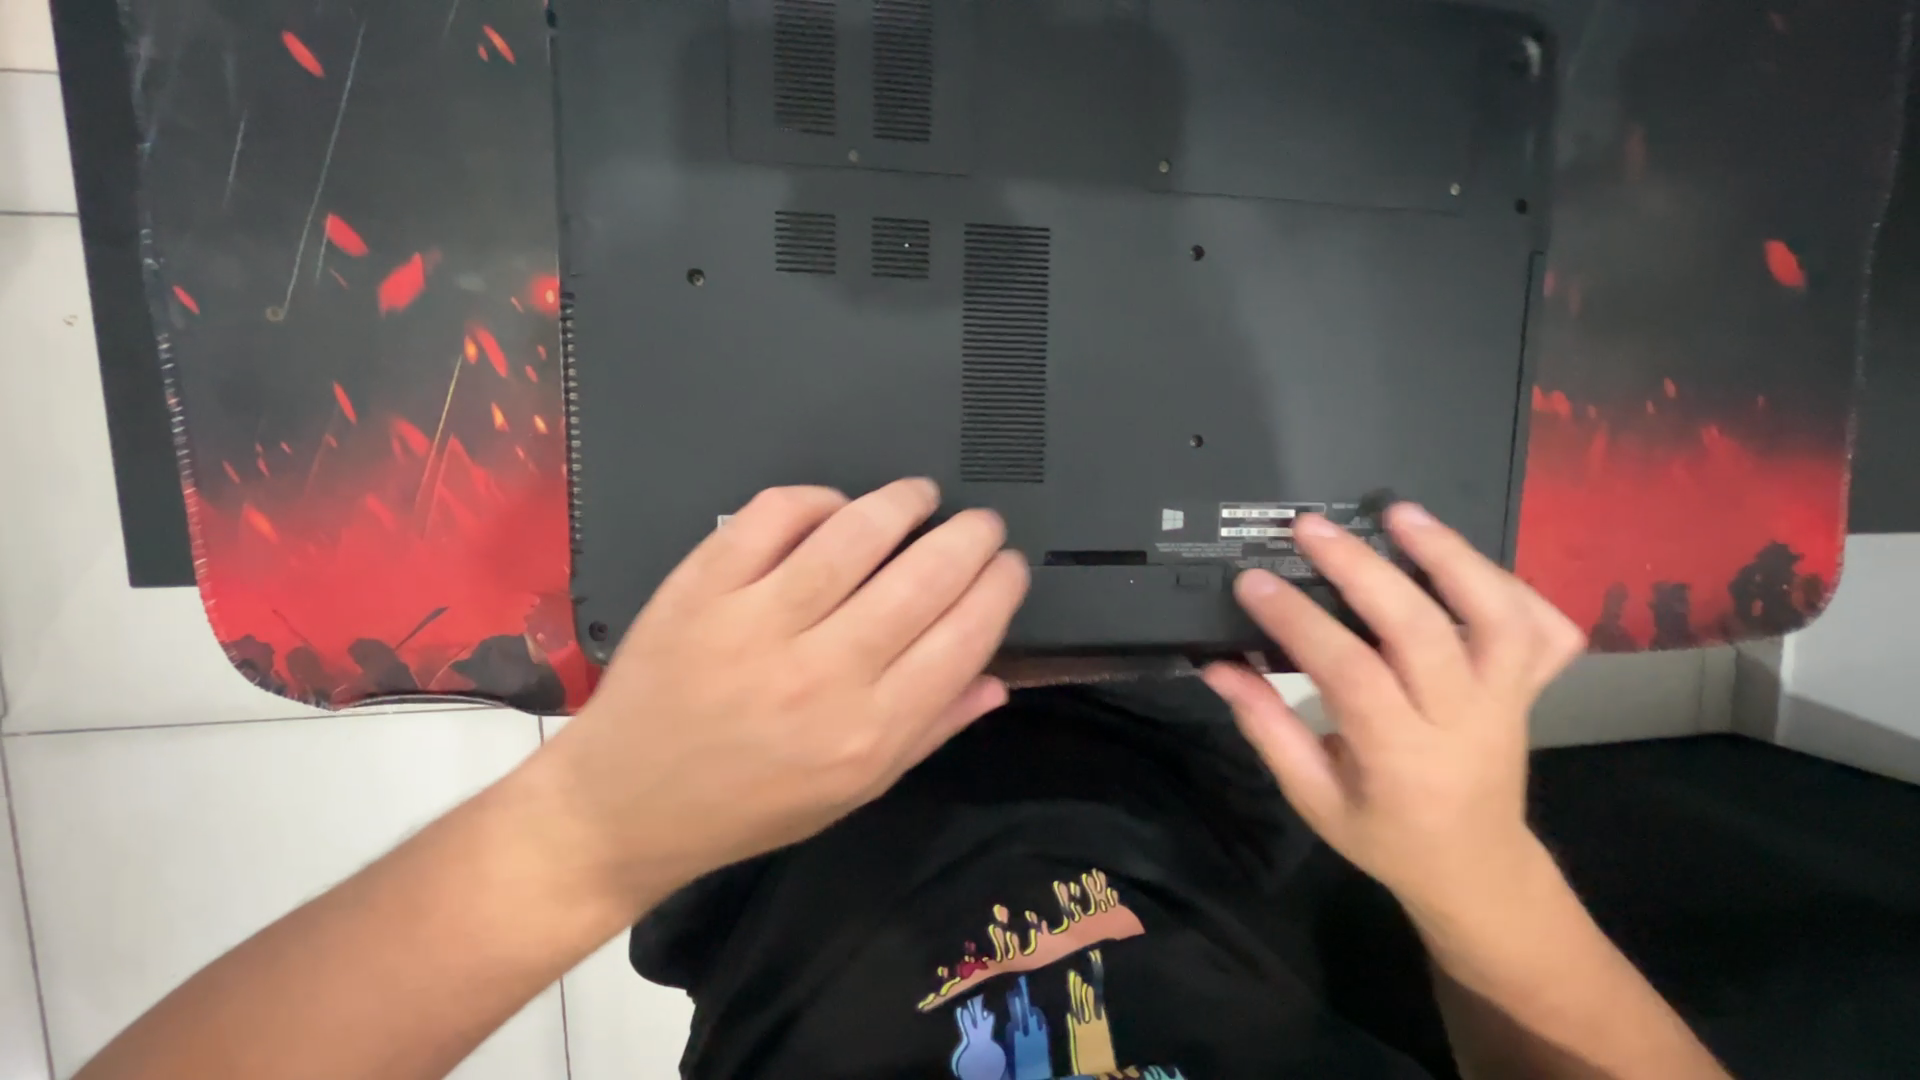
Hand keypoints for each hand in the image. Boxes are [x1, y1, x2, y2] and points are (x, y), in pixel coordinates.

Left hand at [540, 479, 1028, 907]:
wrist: (627, 804)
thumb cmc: (750, 805)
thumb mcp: (856, 790)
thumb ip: (931, 729)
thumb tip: (997, 678)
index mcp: (868, 731)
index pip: (964, 638)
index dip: (999, 588)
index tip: (1008, 566)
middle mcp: (821, 674)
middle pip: (922, 579)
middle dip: (969, 538)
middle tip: (980, 525)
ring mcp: (756, 624)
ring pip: (855, 535)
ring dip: (904, 503)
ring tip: (922, 496)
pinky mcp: (704, 587)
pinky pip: (774, 515)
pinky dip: (817, 498)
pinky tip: (836, 506)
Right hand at [1202, 505, 1584, 923]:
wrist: (1477, 867)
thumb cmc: (1385, 836)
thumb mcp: (1312, 796)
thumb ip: (1267, 727)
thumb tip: (1218, 666)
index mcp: (1401, 758)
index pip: (1350, 673)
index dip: (1298, 621)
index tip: (1253, 582)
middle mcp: (1463, 722)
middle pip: (1422, 631)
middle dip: (1363, 569)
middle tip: (1312, 528)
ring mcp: (1509, 701)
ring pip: (1499, 617)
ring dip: (1451, 556)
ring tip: (1400, 512)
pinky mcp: (1532, 689)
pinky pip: (1544, 628)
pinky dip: (1513, 583)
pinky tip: (1464, 556)